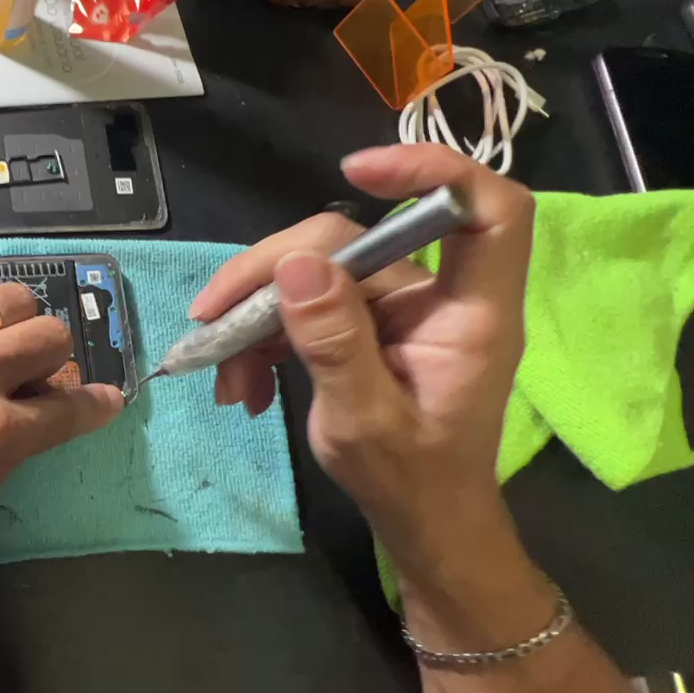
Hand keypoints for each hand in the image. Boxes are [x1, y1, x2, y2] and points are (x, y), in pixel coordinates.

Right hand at [189, 143, 533, 551]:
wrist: (417, 522)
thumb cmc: (410, 481)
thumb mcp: (364, 422)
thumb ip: (335, 344)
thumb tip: (295, 265)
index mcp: (466, 314)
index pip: (483, 211)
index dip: (432, 172)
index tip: (356, 170)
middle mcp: (430, 298)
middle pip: (352, 241)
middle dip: (271, 272)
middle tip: (210, 315)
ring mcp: (390, 311)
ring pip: (312, 274)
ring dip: (253, 319)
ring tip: (224, 376)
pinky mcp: (358, 326)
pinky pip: (301, 308)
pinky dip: (261, 342)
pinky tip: (242, 386)